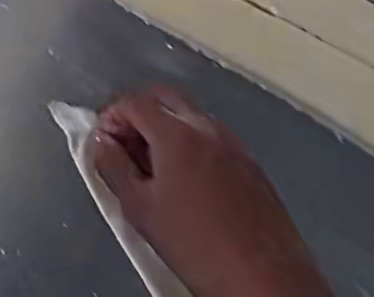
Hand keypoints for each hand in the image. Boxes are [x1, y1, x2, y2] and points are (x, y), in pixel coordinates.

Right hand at [94, 85, 328, 296]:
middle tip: (125, 144)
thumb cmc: (199, 247)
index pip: (132, 101)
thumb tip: (102, 142)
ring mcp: (235, 145)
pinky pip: (212, 136)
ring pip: (188, 114)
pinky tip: (188, 181)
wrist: (271, 286)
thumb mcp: (140, 209)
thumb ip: (112, 166)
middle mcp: (207, 128)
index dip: (110, 117)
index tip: (104, 143)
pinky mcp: (253, 166)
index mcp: (176, 133)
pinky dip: (191, 143)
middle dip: (137, 113)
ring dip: (165, 126)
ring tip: (155, 166)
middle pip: (161, 96)